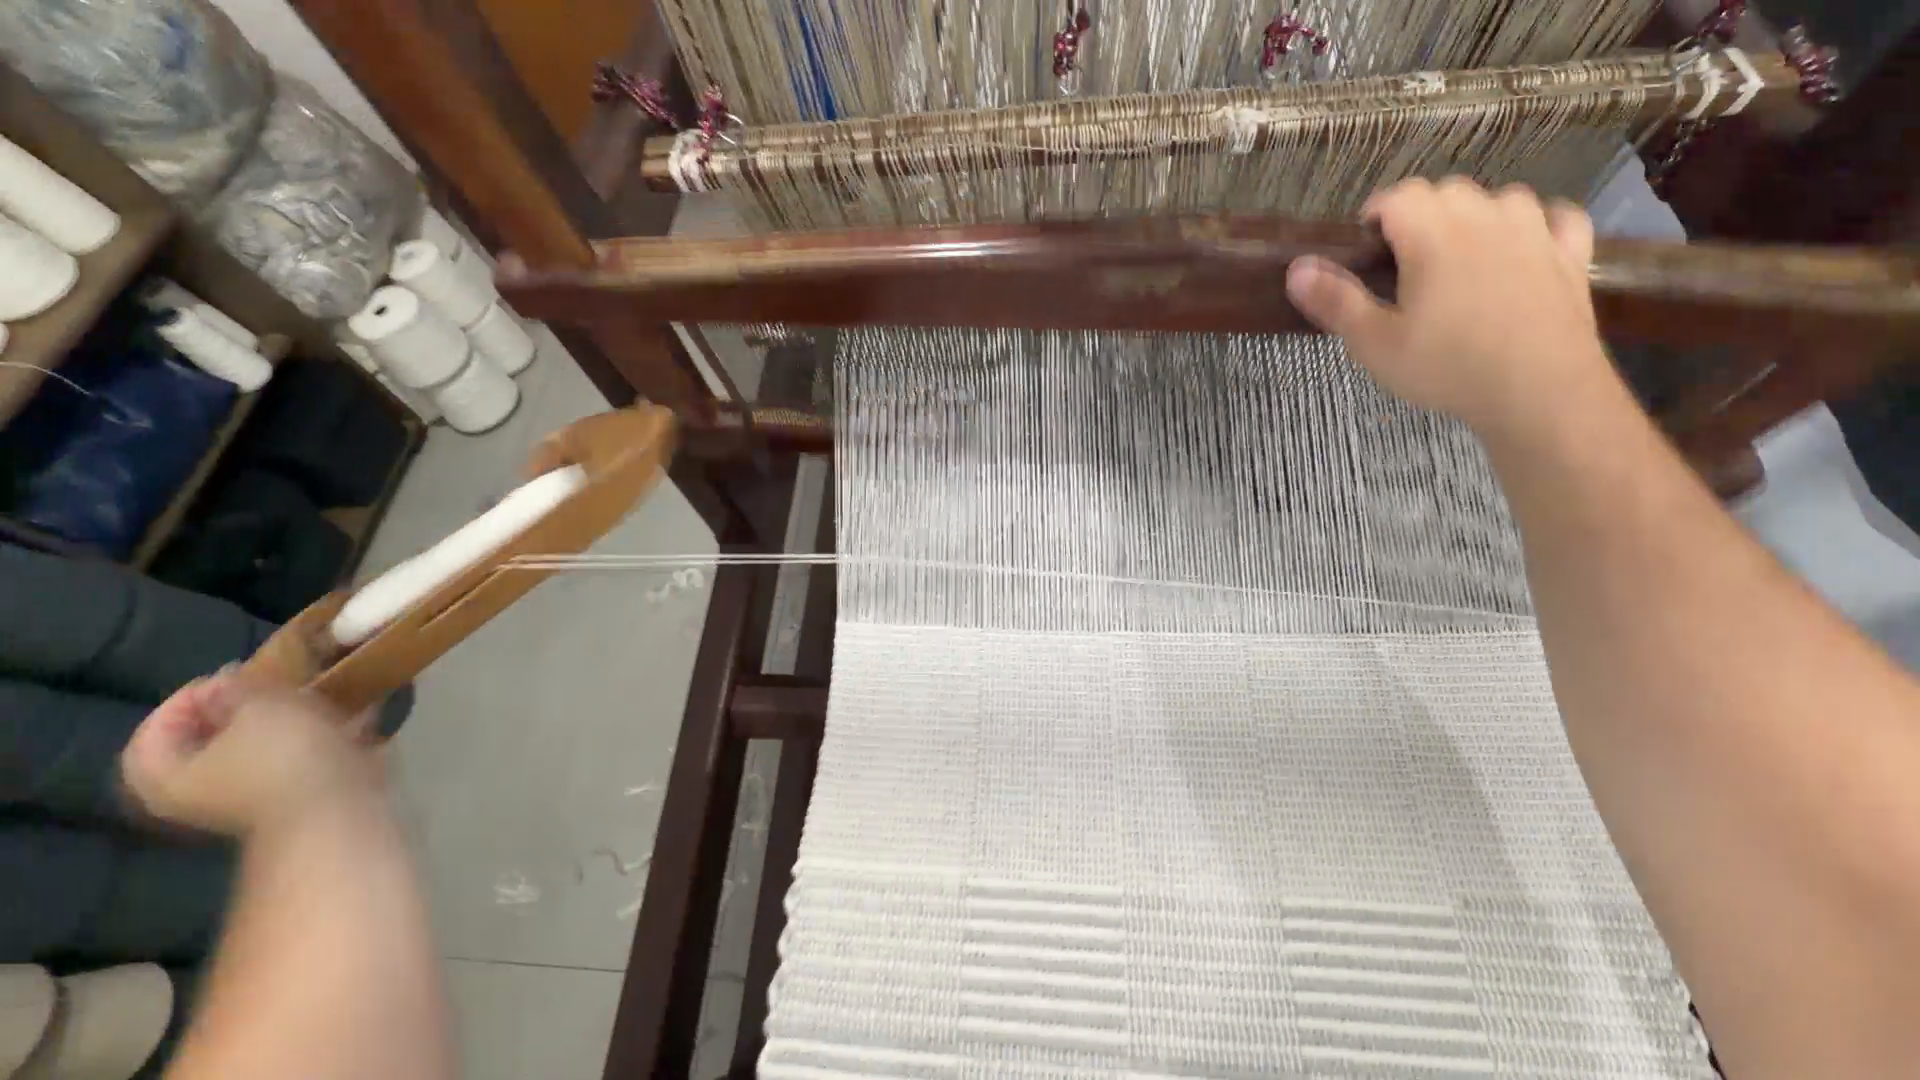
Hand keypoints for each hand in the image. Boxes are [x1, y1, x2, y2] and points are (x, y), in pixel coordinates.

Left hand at [123, 673, 381, 836]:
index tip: (228, 677)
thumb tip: (222, 688)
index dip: (185, 699)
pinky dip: (306, 739)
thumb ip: (232, 690)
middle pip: (201, 743)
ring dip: (273, 723)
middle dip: (231, 710)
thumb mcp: (257, 706)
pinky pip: (288, 761)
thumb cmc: (284, 757)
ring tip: (302, 698)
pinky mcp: (288, 800)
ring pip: (249, 752)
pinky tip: (335, 719)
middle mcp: (197, 795)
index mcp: (167, 777)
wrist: (339, 811)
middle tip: (260, 686)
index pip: (152, 732)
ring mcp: (245, 801)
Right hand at [1285, 178, 1618, 436]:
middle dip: (1422, 214)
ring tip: (1459, 255)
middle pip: (1449, 192)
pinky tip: (1524, 246)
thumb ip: (1336, 301)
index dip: (1377, 213)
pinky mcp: (1570, 257)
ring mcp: (1536, 234)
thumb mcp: (1375, 344)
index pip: (1400, 195)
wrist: (1538, 392)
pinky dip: (1537, 225)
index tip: (1365, 245)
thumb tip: (1297, 268)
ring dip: (1476, 216)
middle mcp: (1487, 220)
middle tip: (1404, 260)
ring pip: (1502, 199)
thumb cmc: (1448, 368)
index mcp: (1435, 235)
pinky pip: (1557, 219)